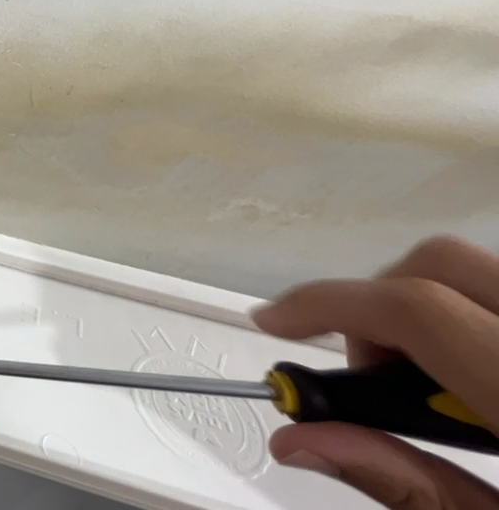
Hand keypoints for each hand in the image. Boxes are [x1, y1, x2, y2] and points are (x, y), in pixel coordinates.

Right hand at [255, 236, 498, 508]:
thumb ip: (414, 490)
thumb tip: (298, 441)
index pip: (412, 308)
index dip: (323, 304)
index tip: (273, 325)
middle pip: (442, 264)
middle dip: (380, 304)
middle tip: (376, 375)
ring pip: (480, 272)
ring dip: (433, 309)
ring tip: (440, 385)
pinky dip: (475, 318)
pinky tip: (484, 380)